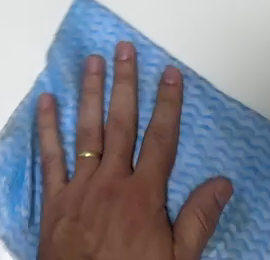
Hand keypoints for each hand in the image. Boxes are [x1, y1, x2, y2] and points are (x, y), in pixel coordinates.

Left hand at [36, 41, 233, 259]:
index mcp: (144, 196)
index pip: (161, 140)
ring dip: (90, 93)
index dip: (167, 105)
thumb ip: (198, 221)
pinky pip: (50, 157)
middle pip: (121, 124)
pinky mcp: (55, 199)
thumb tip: (223, 183)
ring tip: (92, 61)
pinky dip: (47, 127)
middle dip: (125, 84)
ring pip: (86, 131)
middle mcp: (112, 182)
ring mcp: (80, 187)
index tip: (170, 73)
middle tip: (124, 49)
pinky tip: (46, 99)